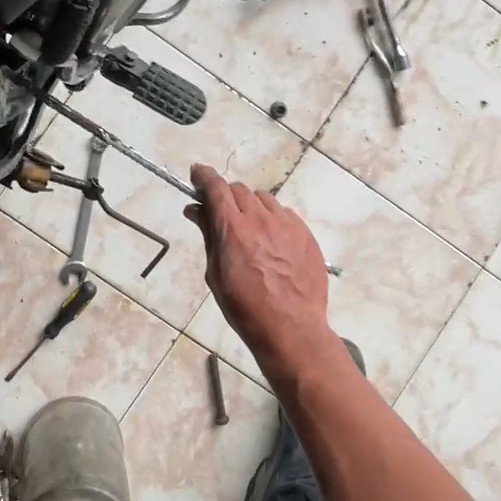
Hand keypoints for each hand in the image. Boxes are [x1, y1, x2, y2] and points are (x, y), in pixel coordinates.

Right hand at [185, 164, 336, 379]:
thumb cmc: (244, 307)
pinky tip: (272, 241)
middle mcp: (260, 218)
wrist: (291, 327)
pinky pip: (284, 214)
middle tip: (221, 212)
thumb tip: (196, 209)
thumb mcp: (216, 273)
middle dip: (227, 195)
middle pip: (239, 190)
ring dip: (251, 206)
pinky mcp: (305, 233)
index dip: (204, 176)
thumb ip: (208, 235)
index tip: (197, 173)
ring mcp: (286, 224)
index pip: (216, 187)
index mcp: (233, 228)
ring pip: (264, 199)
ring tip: (249, 229)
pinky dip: (272, 219)